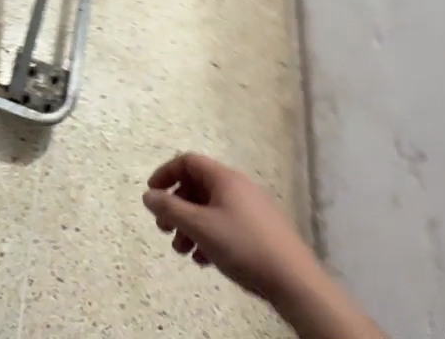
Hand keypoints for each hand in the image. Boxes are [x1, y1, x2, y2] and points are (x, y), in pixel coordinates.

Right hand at [141, 153, 317, 304]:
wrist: (296, 283)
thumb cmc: (243, 246)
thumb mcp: (199, 227)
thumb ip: (169, 209)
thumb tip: (148, 195)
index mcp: (225, 179)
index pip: (187, 161)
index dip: (165, 174)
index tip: (152, 195)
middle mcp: (240, 188)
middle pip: (197, 187)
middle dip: (176, 208)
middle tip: (164, 229)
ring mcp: (254, 210)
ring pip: (211, 209)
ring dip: (190, 226)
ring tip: (183, 251)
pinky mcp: (262, 232)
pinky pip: (226, 224)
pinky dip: (209, 236)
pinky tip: (205, 260)